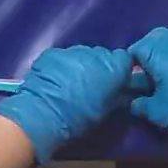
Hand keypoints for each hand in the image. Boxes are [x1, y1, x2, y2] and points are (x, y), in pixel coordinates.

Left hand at [0, 45, 134, 162]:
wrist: (43, 114)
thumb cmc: (80, 117)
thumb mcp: (106, 111)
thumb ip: (118, 96)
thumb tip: (122, 91)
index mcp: (112, 67)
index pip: (124, 59)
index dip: (119, 70)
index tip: (113, 82)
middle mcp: (94, 53)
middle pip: (102, 55)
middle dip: (99, 67)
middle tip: (91, 85)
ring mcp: (72, 50)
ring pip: (82, 55)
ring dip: (80, 66)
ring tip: (71, 83)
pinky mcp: (52, 53)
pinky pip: (63, 57)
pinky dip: (62, 66)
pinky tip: (55, 80)